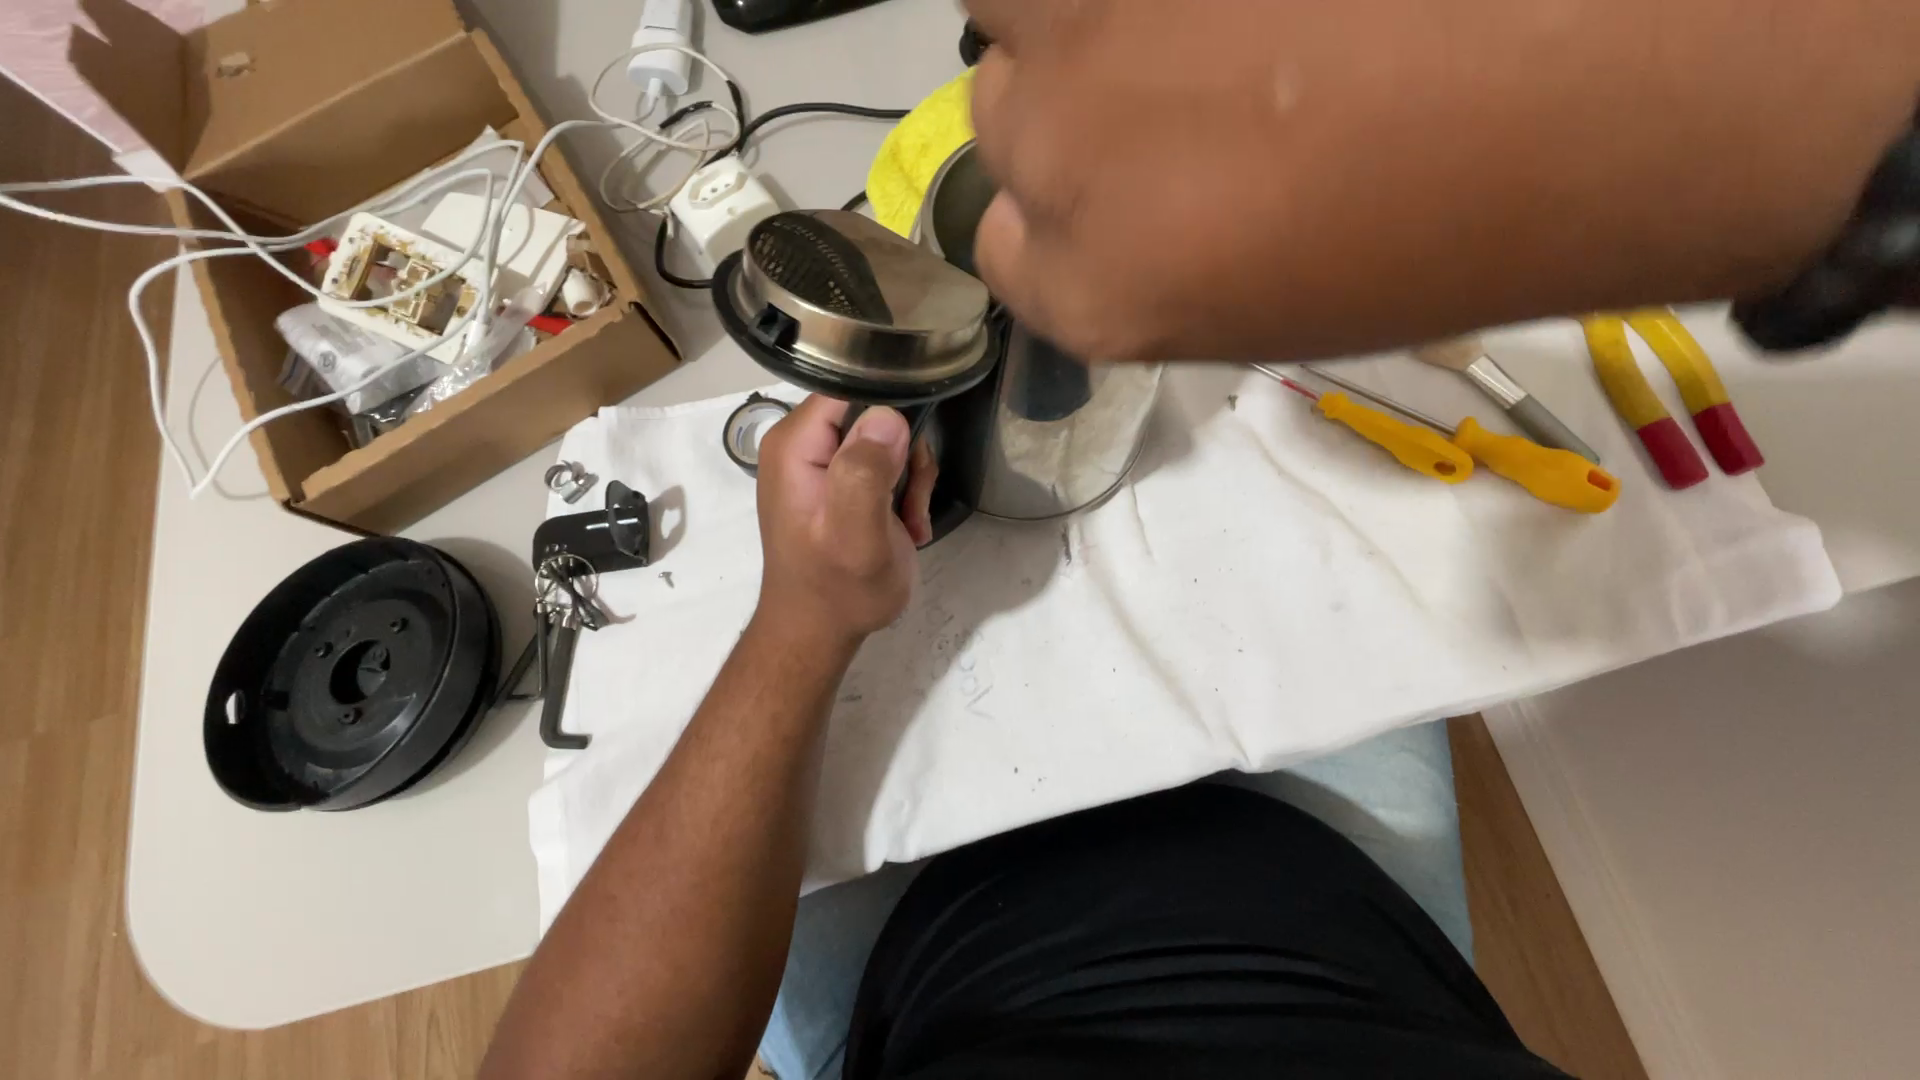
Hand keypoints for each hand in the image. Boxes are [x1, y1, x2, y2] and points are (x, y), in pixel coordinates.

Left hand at [754, 397, 938, 644]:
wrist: (819, 632)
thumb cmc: (838, 591)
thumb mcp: (855, 537)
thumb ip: (865, 474)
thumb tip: (888, 418)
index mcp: (795, 445)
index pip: (850, 387)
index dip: (890, 409)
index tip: (907, 455)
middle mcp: (803, 445)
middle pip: (874, 413)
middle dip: (905, 455)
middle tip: (908, 501)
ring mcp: (821, 466)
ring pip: (888, 440)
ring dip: (910, 480)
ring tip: (907, 521)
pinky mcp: (840, 484)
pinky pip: (885, 465)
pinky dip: (905, 495)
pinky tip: (904, 528)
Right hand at [966, 0, 1919, 363]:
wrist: (1616, 72)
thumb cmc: (1443, 235)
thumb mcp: (1256, 311)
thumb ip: (1141, 265)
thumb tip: (1110, 200)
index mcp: (1089, 295)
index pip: (1004, 249)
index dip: (1066, 216)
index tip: (1127, 192)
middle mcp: (1052, 166)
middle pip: (1002, 126)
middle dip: (1074, 121)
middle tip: (1179, 92)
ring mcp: (1087, 22)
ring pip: (1010, 11)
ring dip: (1075, 20)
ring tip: (1184, 29)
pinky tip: (1217, 19)